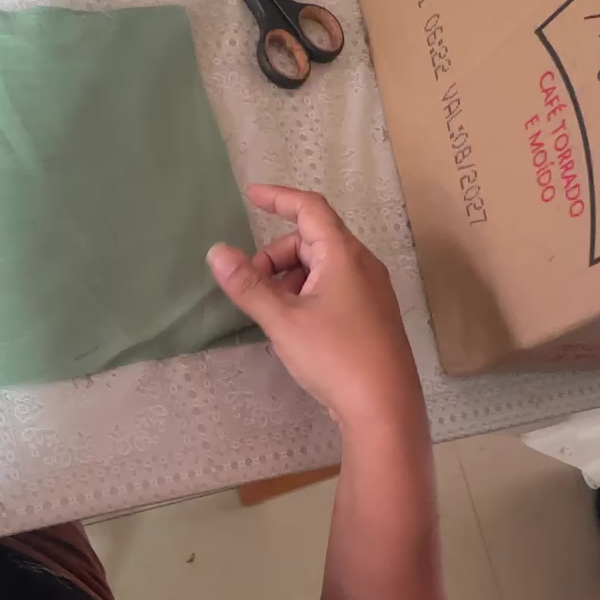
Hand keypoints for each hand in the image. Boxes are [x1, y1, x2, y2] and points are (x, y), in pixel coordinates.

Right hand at [207, 184, 423, 431]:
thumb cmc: (334, 356)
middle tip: (251, 288)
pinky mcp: (370, 314)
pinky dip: (306, 294)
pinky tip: (294, 328)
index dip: (278, 198)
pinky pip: (333, 288)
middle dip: (275, 257)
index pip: (309, 208)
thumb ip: (249, 286)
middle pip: (311, 240)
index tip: (251, 195)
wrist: (383, 404)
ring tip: (271, 314)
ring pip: (321, 267)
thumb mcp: (283, 321)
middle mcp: (361, 264)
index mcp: (342, 254)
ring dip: (289, 279)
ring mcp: (369, 290)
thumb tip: (216, 252)